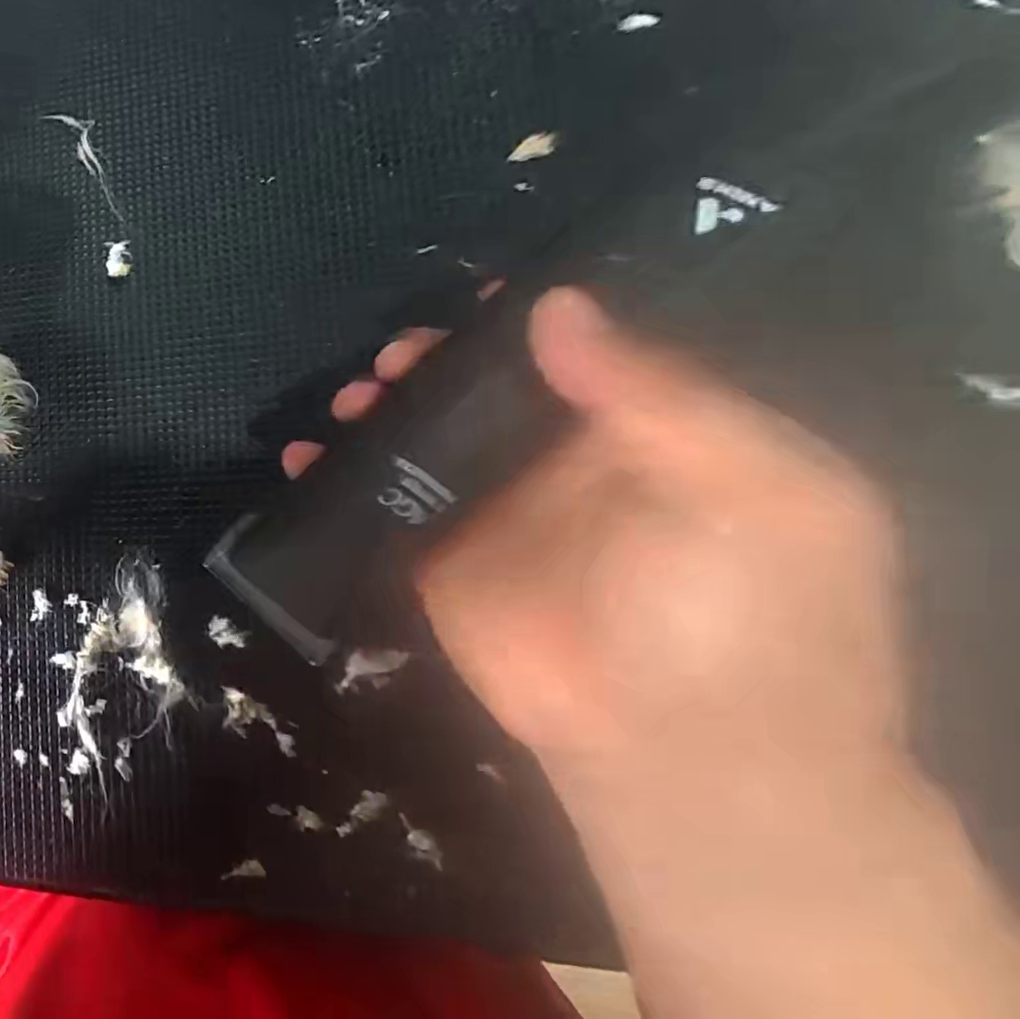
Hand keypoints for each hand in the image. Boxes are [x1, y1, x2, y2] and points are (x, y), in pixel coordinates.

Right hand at [294, 289, 1019, 1018]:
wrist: (673, 748)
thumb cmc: (740, 614)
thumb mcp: (747, 488)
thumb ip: (653, 393)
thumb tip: (554, 305)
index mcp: (634, 430)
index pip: (567, 352)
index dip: (519, 320)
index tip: (471, 300)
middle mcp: (549, 462)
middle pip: (475, 393)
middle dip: (431, 366)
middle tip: (394, 359)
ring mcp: (482, 512)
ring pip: (418, 442)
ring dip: (377, 413)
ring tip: (350, 401)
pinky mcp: (429, 559)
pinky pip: (377, 505)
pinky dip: (334, 478)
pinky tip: (302, 459)